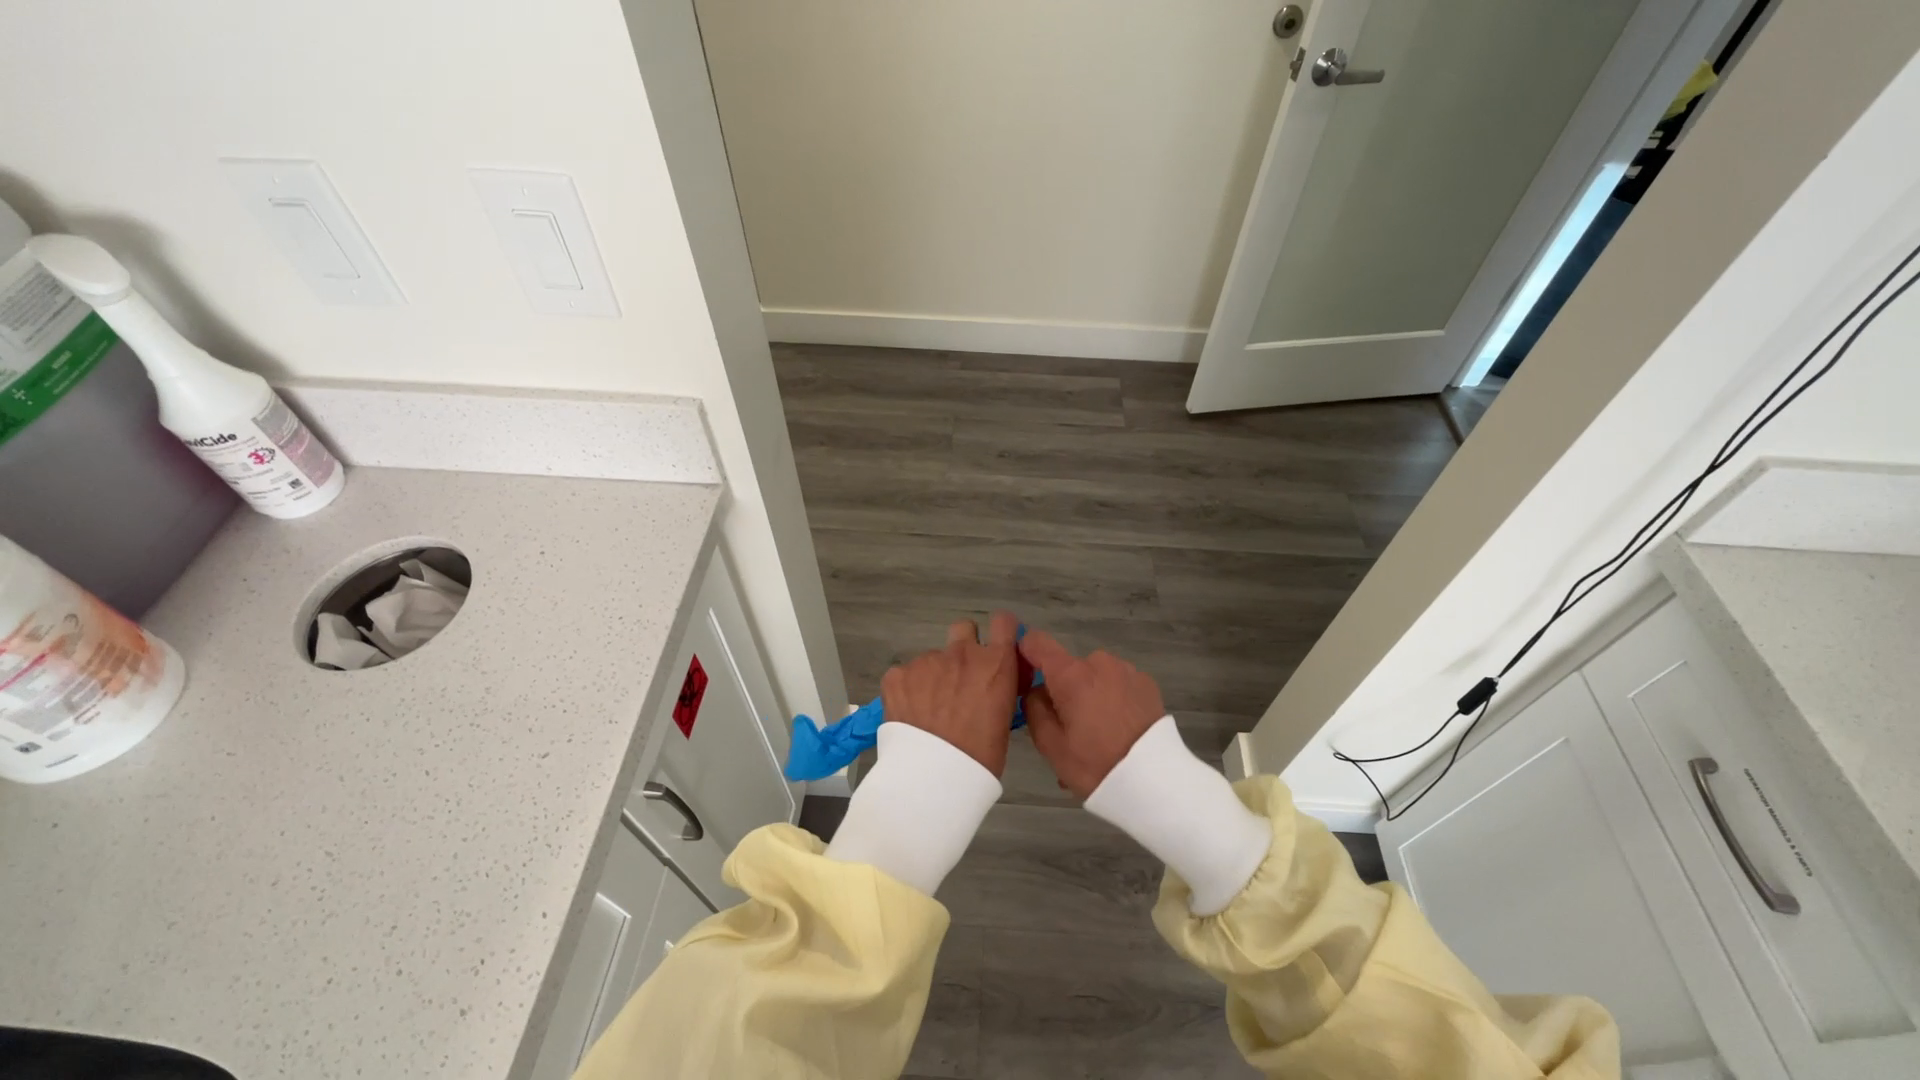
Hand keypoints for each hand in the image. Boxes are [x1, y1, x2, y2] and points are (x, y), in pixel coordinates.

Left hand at [880, 612, 1020, 776]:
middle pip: (963, 628)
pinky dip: (906, 691)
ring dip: (932, 677)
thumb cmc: (980, 757)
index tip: (995, 642)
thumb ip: (997, 690)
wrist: (933, 776)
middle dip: (962, 646)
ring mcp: (926, 661)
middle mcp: (961, 653)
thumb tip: (990, 685)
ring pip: (930, 659)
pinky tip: (907, 716)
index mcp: (995, 664)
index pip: (1003, 622)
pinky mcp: (897, 674)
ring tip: (927, 711)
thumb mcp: (1002, 719)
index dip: (999, 630)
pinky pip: (904, 676)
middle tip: (958, 678)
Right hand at [1018, 630, 1166, 798]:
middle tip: (1069, 730)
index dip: (1025, 650)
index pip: (1037, 642)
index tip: (1023, 668)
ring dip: (1091, 698)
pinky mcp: (1147, 684)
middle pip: (1070, 669)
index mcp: (1071, 674)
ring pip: (1095, 679)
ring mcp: (1127, 671)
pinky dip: (1113, 702)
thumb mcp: (1050, 745)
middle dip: (1065, 692)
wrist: (1154, 780)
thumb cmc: (1095, 763)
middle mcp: (1099, 663)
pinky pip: (1118, 687)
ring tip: (1099, 737)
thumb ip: (1034, 709)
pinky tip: (1120, 732)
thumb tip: (1037, 690)